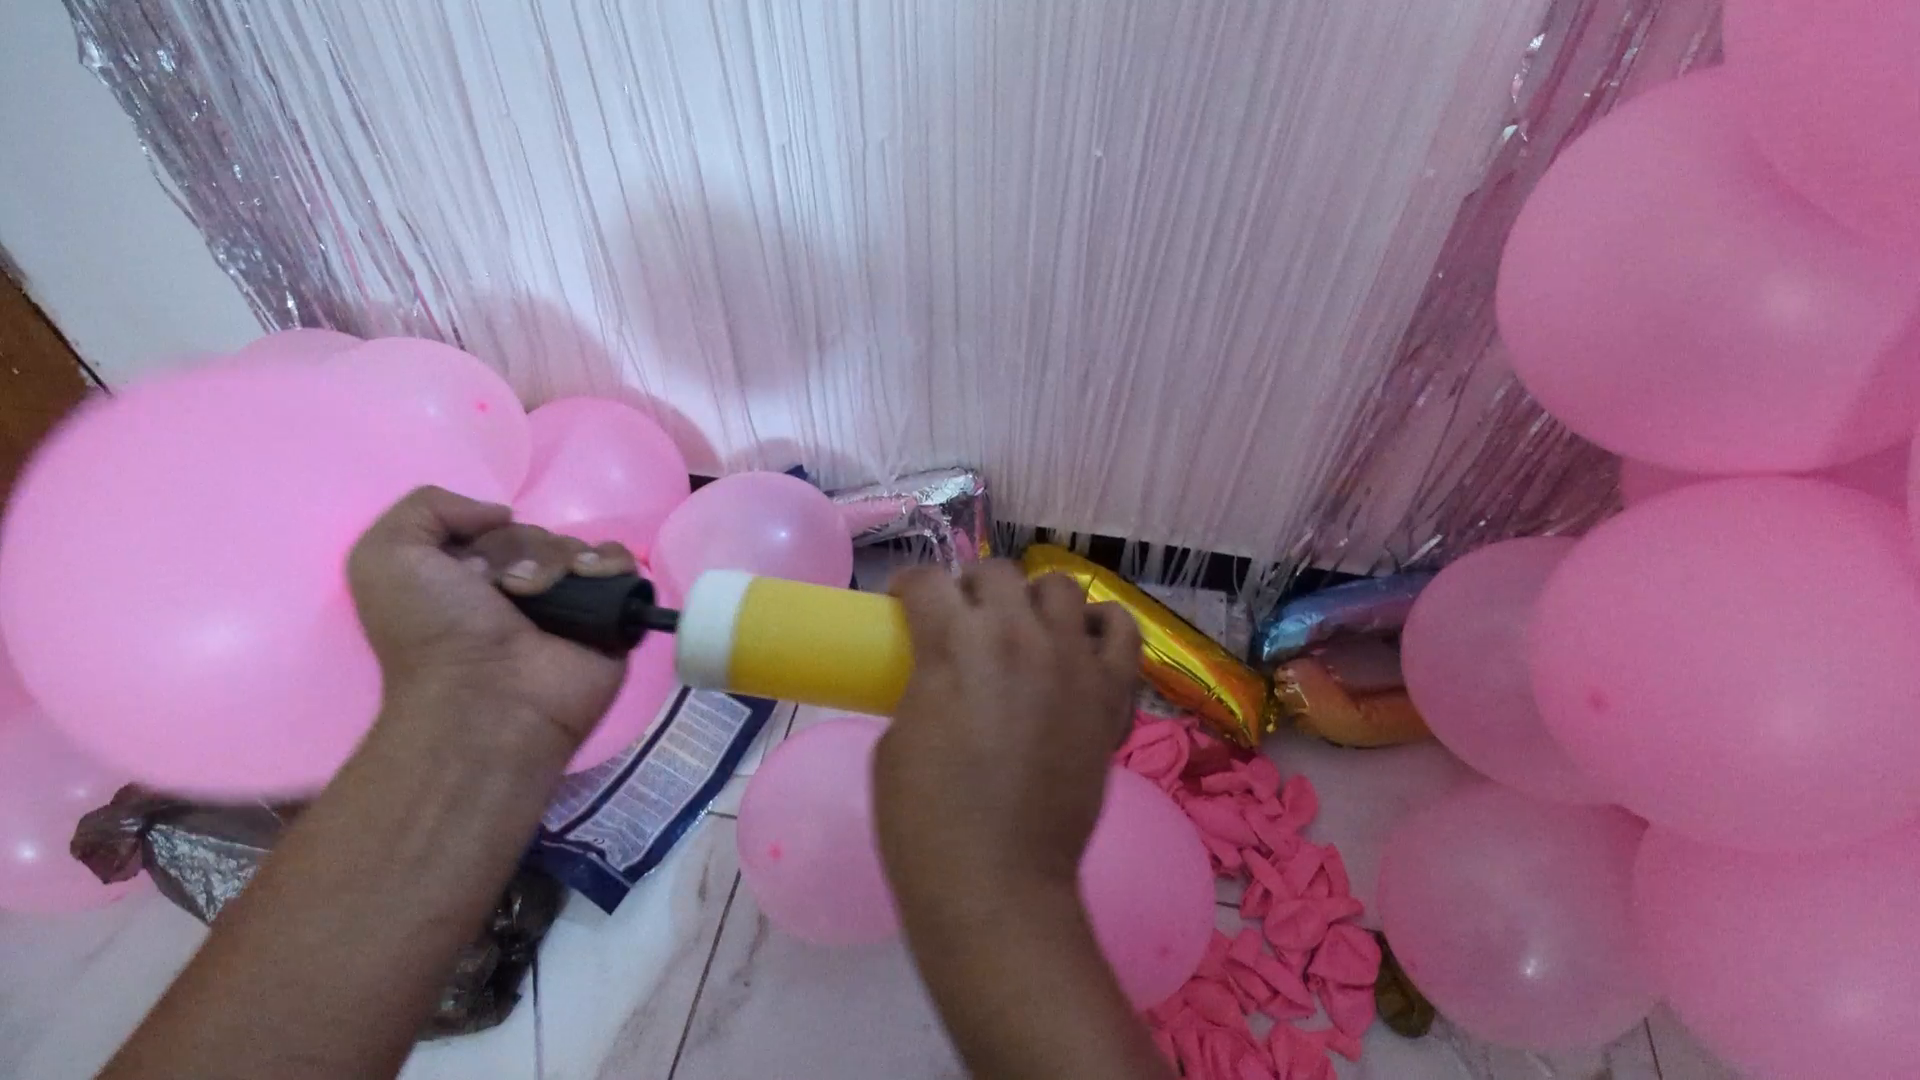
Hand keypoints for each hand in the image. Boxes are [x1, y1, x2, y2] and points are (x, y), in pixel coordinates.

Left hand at [346, 486, 637, 749]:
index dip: (485, 537)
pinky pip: (623, 566)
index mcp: (472, 580)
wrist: (490, 696)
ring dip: (563, 559)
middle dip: (525, 550)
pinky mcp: (613, 616)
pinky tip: (589, 579)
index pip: (496, 530)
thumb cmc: (435, 631)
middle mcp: (523, 592)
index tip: (471, 570)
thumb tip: (502, 513)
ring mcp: (571, 605)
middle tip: (510, 590)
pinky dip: (610, 562)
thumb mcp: (387, 557)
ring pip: (581, 547)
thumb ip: (426, 507)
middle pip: (541, 536)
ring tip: (547, 594)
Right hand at [875, 561, 1141, 920]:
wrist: (997, 881)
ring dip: (1032, 600)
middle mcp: (1017, 634)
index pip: (926, 580)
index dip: (908, 585)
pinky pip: (1120, 630)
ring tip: (1023, 629)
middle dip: (970, 587)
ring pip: (1059, 587)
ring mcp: (1072, 660)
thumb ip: (925, 686)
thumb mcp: (896, 738)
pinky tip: (1078, 645)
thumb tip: (943, 674)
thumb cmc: (925, 821)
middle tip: (962, 618)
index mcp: (953, 643)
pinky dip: (1099, 627)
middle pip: (995, 572)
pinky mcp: (1111, 693)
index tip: (904, 602)